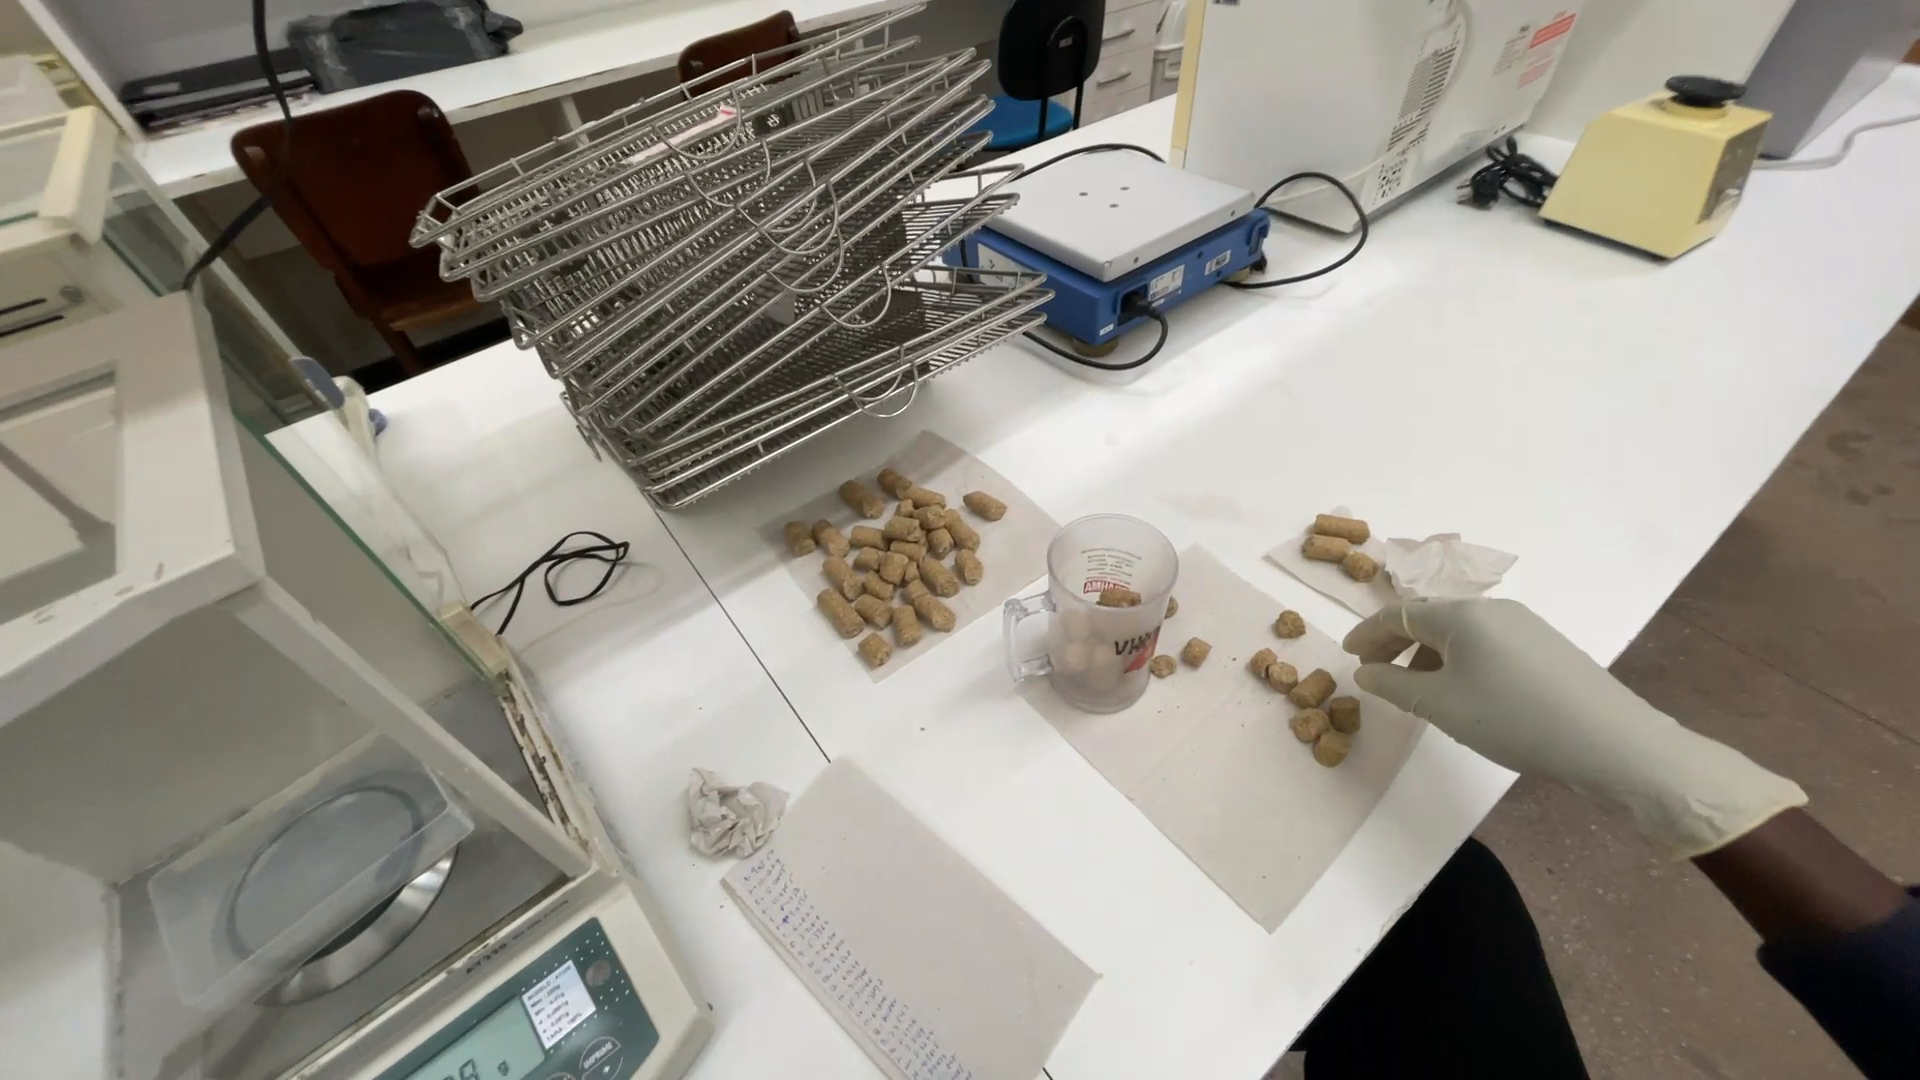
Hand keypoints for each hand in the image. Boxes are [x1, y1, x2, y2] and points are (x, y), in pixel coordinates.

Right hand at [1343, 598, 1806, 858]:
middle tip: (1375, 673)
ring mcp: (1525, 625)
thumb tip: (1365, 670)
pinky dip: (1459, 661)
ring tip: (1418, 691)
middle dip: (1394, 644)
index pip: (1396, 615)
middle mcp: (1492, 609)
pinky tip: (1464, 693)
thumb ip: (1391, 684)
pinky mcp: (1547, 647)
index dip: (1365, 634)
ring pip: (1458, 634)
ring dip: (1426, 655)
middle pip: (1427, 620)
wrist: (1616, 745)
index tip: (1347, 656)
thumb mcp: (1438, 705)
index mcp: (1461, 615)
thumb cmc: (1513, 719)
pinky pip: (1486, 644)